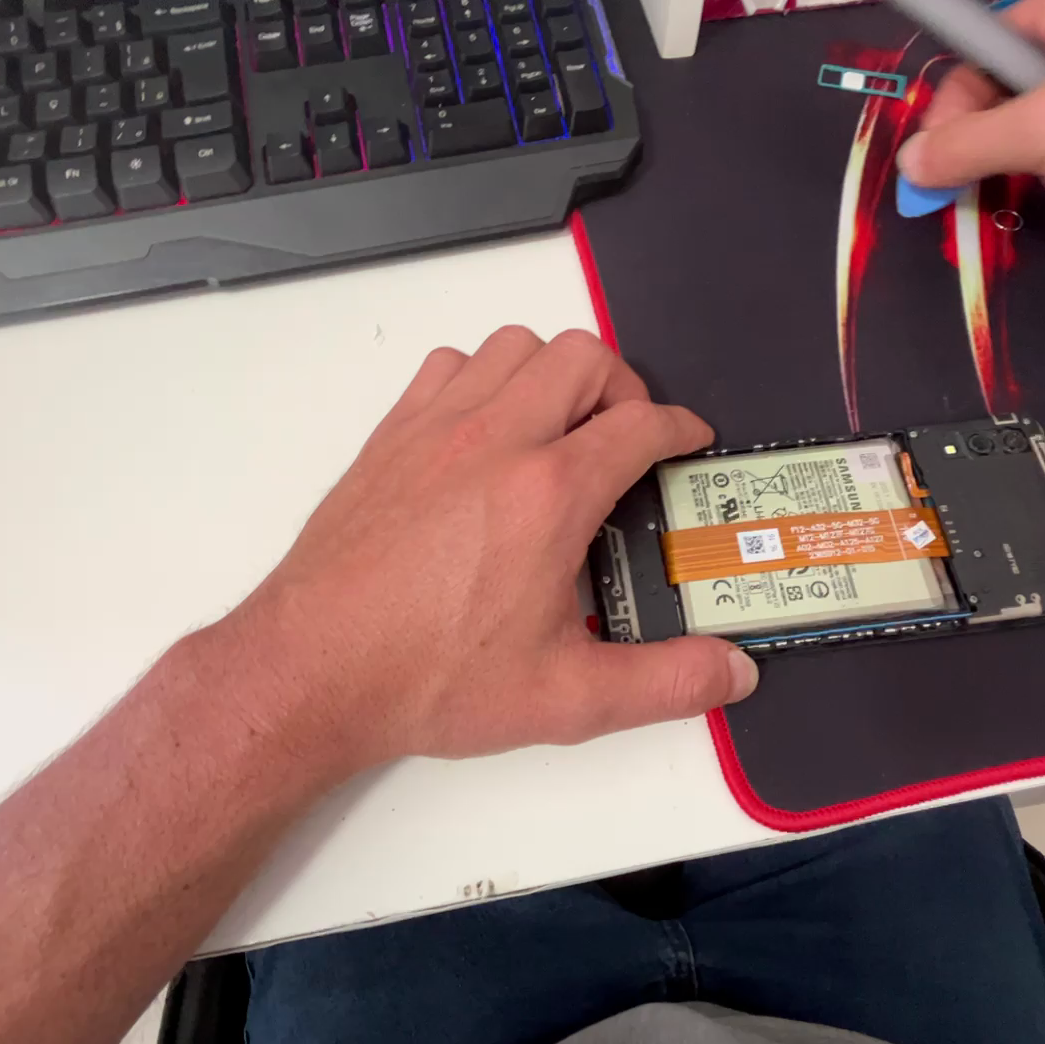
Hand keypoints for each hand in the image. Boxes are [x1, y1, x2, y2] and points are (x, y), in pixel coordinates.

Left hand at [210, 327, 759, 772]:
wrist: (312, 669)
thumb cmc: (429, 678)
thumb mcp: (566, 698)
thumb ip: (664, 683)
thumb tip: (732, 673)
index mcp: (549, 493)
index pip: (641, 424)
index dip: (681, 427)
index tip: (689, 440)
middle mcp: (496, 440)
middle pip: (585, 357)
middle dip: (624, 386)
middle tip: (628, 434)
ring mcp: (437, 428)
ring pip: (516, 346)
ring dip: (554, 372)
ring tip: (562, 425)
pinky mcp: (392, 436)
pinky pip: (450, 365)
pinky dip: (485, 376)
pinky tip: (488, 428)